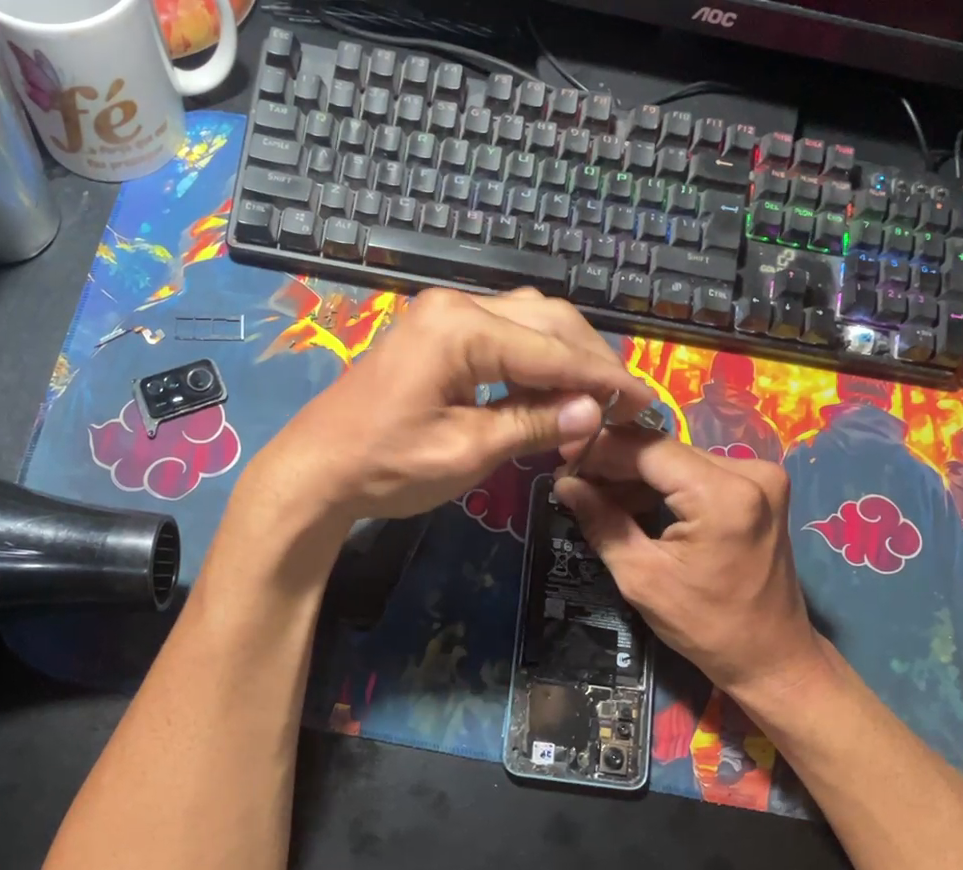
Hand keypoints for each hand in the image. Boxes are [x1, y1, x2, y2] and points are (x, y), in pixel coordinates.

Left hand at [244, 288, 651, 526]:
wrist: (316, 471)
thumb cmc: (386, 467)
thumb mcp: (467, 452)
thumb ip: (534, 425)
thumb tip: (596, 411)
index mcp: (462, 329)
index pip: (554, 349)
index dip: (605, 379)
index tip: (646, 403)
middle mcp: (455, 305)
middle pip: (547, 320)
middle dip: (590, 361)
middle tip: (624, 403)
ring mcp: (442, 315)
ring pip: (527, 322)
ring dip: (565, 357)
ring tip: (596, 398)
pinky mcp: (435, 334)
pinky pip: (501, 335)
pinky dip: (533, 360)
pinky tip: (551, 389)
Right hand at [551, 434, 832, 712]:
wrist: (771, 655)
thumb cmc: (705, 626)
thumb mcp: (642, 577)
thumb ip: (602, 522)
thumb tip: (564, 484)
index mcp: (723, 494)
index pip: (648, 449)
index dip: (601, 449)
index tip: (561, 456)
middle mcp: (750, 472)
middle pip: (665, 450)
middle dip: (615, 462)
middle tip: (571, 476)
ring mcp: (760, 477)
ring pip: (679, 460)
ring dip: (636, 474)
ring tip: (594, 493)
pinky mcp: (760, 489)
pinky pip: (699, 473)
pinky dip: (663, 485)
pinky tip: (630, 501)